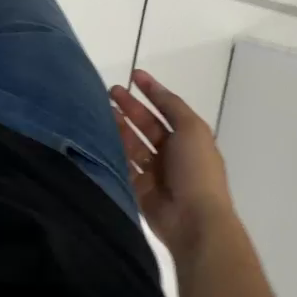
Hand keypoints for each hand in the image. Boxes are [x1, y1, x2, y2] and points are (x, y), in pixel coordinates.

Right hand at [111, 69, 236, 252]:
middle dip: (130, 107)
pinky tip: (100, 136)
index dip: (152, 91)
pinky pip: (123, 165)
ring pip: (133, 143)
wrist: (194, 221)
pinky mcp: (139, 189)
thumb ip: (172, 105)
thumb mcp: (192, 128)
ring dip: (119, 125)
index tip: (133, 75)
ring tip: (102, 110)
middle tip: (111, 91)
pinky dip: (113, 150)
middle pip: (147, 125)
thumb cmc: (197, 170)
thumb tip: (153, 86)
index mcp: (189, 140)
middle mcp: (173, 154)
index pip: (168, 109)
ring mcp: (156, 173)